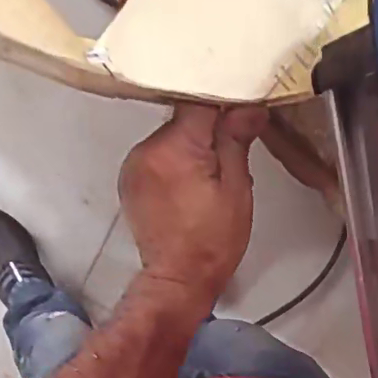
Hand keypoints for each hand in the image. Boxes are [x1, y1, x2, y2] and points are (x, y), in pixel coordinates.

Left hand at [119, 103, 268, 300]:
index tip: (241, 113)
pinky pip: (156, 157)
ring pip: (170, 139)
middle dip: (208, 133)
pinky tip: (189, 191)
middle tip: (230, 161)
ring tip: (207, 184)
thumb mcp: (237, 191)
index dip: (223, 103)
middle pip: (182, 119)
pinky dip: (174, 165)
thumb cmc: (212, 243)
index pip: (199, 100)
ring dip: (190, 151)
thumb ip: (236, 142)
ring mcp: (135, 164)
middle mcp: (148, 149)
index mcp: (177, 147)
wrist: (179, 278)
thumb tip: (248, 108)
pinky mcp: (130, 179)